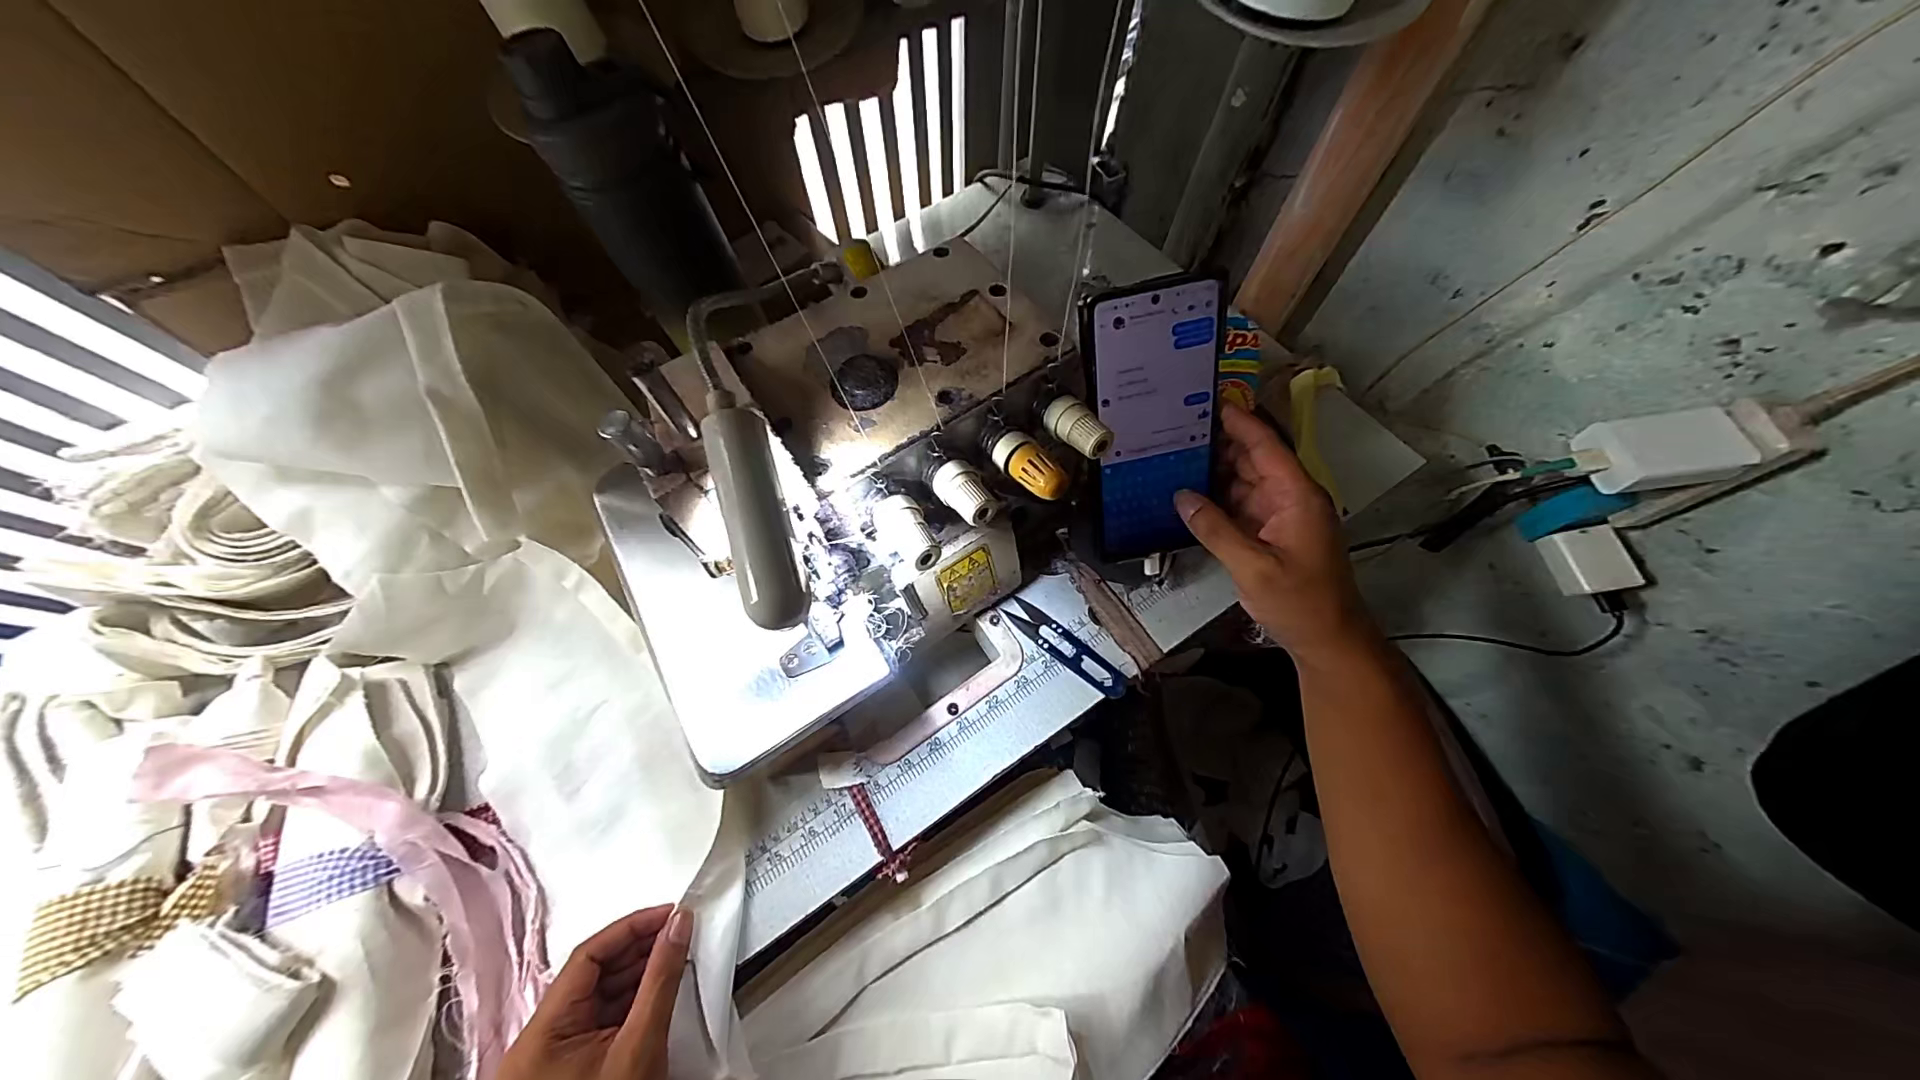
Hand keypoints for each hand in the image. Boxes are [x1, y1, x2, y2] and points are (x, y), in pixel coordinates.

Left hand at [498, 905, 692, 1079]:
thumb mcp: (639, 1044)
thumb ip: (660, 979)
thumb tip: (676, 927)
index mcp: (543, 1032)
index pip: (588, 955)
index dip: (630, 927)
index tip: (667, 913)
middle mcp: (541, 1041)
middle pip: (593, 972)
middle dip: (639, 947)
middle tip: (678, 930)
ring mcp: (555, 1056)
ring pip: (600, 994)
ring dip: (639, 973)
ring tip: (675, 956)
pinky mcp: (573, 1068)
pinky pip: (603, 1018)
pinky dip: (633, 1000)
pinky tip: (659, 991)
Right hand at [1175, 402, 1376, 664]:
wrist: (1327, 639)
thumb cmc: (1301, 603)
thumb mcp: (1253, 566)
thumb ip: (1215, 529)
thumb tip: (1183, 496)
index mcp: (1297, 497)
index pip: (1266, 447)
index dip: (1239, 422)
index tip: (1208, 403)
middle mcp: (1290, 499)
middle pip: (1253, 460)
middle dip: (1219, 444)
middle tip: (1177, 431)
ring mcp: (1280, 516)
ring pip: (1244, 482)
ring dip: (1214, 471)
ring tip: (1175, 457)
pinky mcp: (1270, 533)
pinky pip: (1240, 506)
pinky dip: (1217, 498)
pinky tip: (1189, 494)